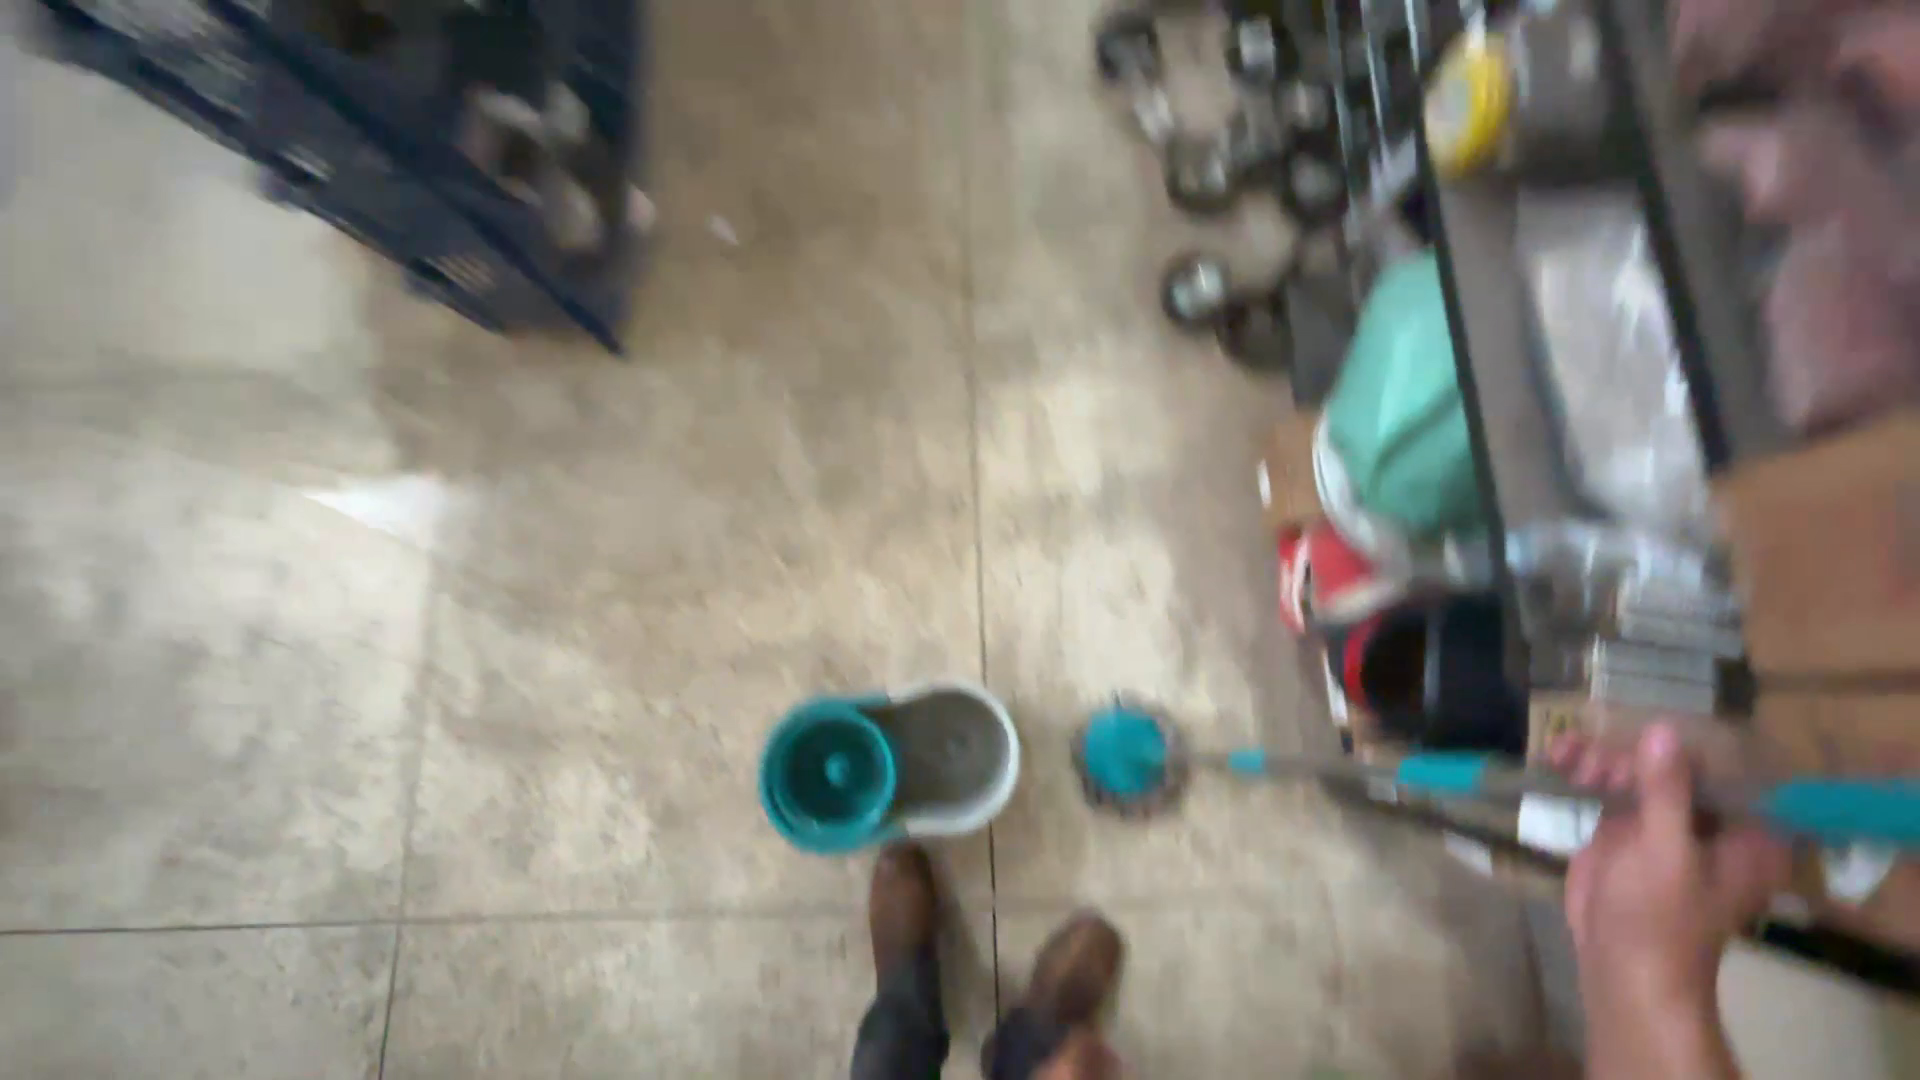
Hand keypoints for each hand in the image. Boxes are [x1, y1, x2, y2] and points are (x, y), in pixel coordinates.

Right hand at [1548, 724, 1791, 1078]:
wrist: (1623, 963)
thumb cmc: (1659, 915)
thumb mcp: (1664, 851)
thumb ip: (1665, 790)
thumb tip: (1661, 730)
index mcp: (1744, 833)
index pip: (1721, 770)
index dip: (1681, 746)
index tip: (1640, 731)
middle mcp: (1707, 823)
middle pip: (1667, 766)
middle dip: (1625, 756)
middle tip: (1591, 765)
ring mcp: (1660, 825)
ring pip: (1631, 772)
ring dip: (1596, 758)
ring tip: (1563, 755)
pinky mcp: (1621, 830)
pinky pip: (1604, 788)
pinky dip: (1580, 771)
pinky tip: (1555, 759)